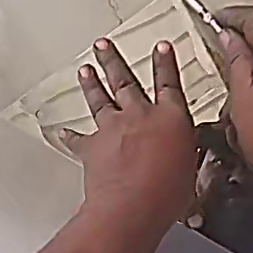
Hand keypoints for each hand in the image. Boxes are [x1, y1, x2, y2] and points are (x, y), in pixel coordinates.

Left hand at [65, 37, 200, 226]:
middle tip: (104, 45)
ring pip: (99, 98)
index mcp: (171, 118)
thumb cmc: (164, 195)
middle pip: (125, 81)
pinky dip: (70, 136)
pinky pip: (77, 140)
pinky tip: (63, 131)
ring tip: (85, 68)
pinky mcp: (92, 148)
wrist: (132, 207)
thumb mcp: (189, 171)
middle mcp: (139, 116)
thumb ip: (183, 157)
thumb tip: (182, 160)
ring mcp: (113, 129)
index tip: (161, 47)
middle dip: (114, 60)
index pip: (169, 83)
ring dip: (91, 82)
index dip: (165, 64)